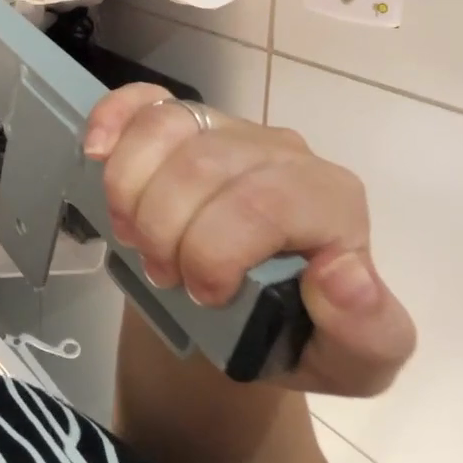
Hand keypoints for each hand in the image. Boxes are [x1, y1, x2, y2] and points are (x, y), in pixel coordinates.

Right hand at [84, 84, 415, 396]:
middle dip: (163, 227)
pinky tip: (96, 153)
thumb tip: (342, 273)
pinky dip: (111, 119)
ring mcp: (224, 129)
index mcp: (329, 201)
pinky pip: (144, 99)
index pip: (263, 202)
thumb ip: (365, 332)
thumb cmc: (295, 336)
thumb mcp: (350, 363)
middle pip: (202, 165)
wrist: (245, 317)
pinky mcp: (180, 124)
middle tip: (162, 274)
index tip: (202, 295)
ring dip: (129, 188)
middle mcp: (280, 152)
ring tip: (132, 234)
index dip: (214, 249)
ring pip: (165, 128)